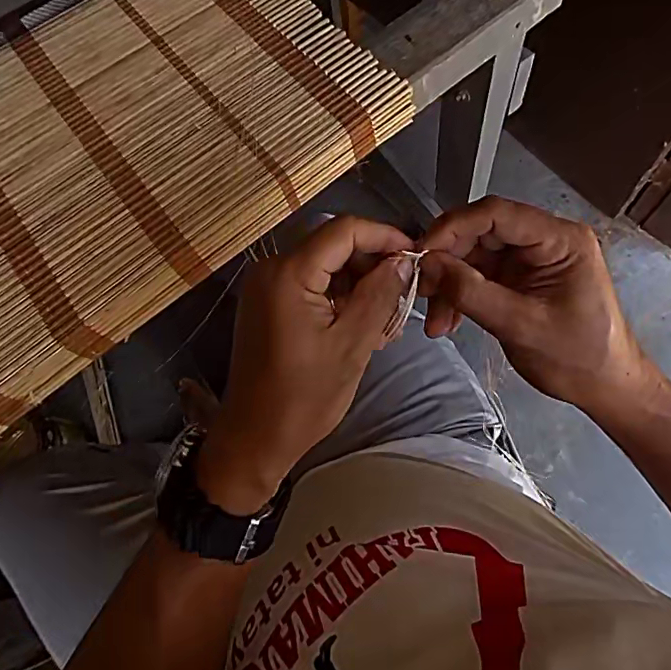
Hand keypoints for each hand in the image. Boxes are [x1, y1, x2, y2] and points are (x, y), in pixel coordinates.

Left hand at [196, 216, 414, 511]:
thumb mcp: (352, 344)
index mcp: (288, 274)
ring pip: (327, 265)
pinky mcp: (269, 303)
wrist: (254, 439)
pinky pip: (313, 284)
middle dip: (374, 263)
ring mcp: (267, 286)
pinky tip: (364, 324)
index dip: (384, 236)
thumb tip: (403, 259)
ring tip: (389, 317)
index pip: (344, 230)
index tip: (415, 255)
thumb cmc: (304, 397)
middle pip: (334, 245)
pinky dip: (341, 297)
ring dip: (360, 283)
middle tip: (405, 292)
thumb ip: (379, 294)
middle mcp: (272, 269)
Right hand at [417, 196, 657, 415]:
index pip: (497, 213)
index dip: (453, 227)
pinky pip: (481, 275)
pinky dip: (461, 295)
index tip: (422, 252)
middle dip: (448, 261)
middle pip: (481, 233)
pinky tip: (447, 320)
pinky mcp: (521, 277)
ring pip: (476, 255)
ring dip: (451, 284)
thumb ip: (472, 293)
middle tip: (422, 289)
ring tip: (435, 319)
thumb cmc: (579, 358)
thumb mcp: (522, 326)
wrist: (605, 387)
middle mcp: (546, 239)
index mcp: (561, 239)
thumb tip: (428, 265)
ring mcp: (532, 258)